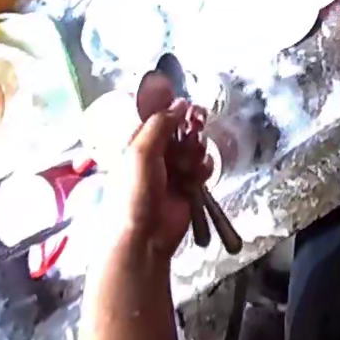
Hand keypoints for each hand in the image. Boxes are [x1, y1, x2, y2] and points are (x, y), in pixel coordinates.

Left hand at [113, 74, 212, 256]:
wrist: (145, 237)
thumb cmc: (135, 192)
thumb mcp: (141, 152)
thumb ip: (160, 124)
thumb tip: (180, 102)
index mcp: (138, 142)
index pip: (159, 117)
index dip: (175, 110)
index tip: (190, 106)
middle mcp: (156, 153)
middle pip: (181, 130)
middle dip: (190, 128)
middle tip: (197, 127)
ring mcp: (174, 170)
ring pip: (194, 147)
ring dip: (196, 150)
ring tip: (191, 162)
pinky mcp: (189, 185)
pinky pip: (203, 167)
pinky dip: (204, 168)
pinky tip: (198, 175)